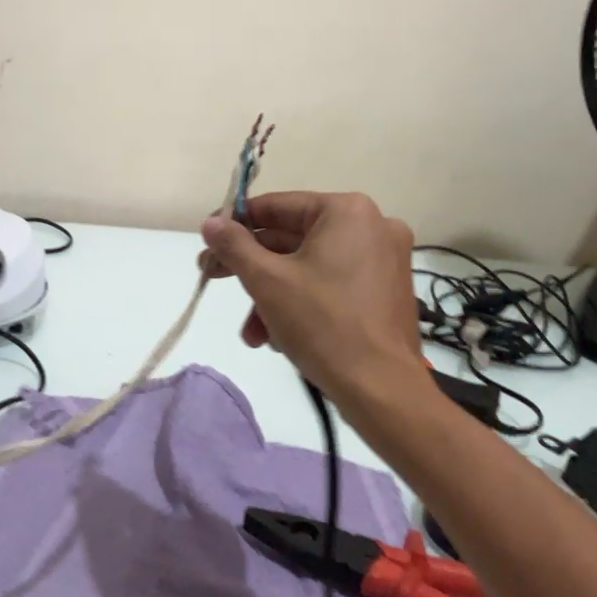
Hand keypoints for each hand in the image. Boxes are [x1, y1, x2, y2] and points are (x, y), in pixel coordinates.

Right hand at [200, 191, 427, 405]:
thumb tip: (210, 223)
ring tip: (251, 332)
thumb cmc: (323, 324)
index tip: (209, 242)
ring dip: (274, 293)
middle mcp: (373, 225)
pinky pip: (333, 283)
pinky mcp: (387, 291)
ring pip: (310, 266)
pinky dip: (304, 302)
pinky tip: (279, 336)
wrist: (382, 390)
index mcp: (347, 211)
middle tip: (213, 277)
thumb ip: (234, 246)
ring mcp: (385, 259)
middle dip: (253, 267)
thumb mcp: (267, 281)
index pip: (278, 207)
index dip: (237, 224)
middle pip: (293, 238)